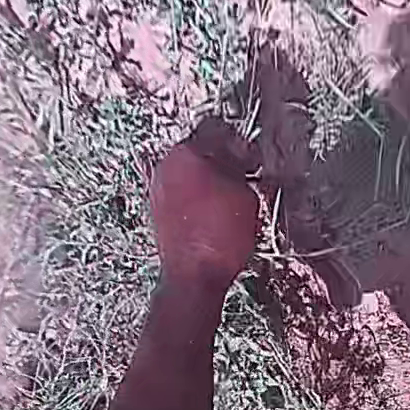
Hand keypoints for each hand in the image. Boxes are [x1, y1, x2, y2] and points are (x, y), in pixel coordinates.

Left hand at [149, 117, 262, 290]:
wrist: (194, 278)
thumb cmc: (217, 239)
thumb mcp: (245, 195)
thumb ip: (241, 170)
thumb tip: (240, 164)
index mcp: (184, 153)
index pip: (216, 131)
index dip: (240, 143)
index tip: (251, 156)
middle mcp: (165, 169)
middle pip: (198, 153)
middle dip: (222, 162)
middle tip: (244, 176)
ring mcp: (158, 193)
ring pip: (189, 176)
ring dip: (210, 182)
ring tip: (232, 200)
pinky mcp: (160, 216)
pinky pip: (183, 198)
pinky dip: (199, 201)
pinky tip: (216, 216)